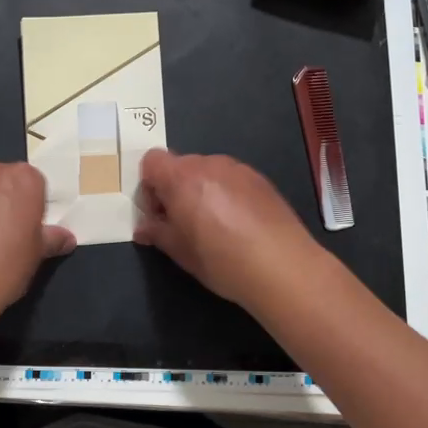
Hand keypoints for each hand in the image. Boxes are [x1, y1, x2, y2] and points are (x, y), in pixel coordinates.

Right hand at [134, 149, 323, 307]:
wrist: (282, 266)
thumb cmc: (222, 260)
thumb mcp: (181, 253)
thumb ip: (158, 233)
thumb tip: (144, 228)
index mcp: (182, 178)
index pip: (152, 161)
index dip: (149, 186)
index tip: (159, 215)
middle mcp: (208, 164)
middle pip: (179, 165)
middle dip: (175, 190)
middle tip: (184, 223)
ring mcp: (237, 168)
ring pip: (207, 171)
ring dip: (201, 190)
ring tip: (215, 225)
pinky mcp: (259, 178)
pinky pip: (231, 178)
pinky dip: (226, 193)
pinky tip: (239, 224)